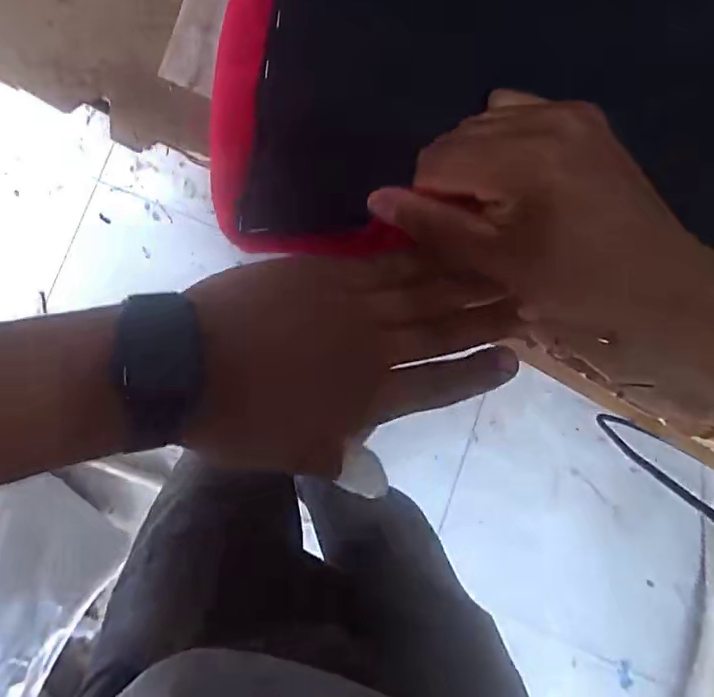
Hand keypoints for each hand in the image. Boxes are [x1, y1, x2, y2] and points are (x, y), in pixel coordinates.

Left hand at [181, 254, 519, 473]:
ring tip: (498, 270)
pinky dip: (417, 257)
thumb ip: (338, 454)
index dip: (477, 372)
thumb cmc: (237, 418)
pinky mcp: (329, 271)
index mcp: (366, 396)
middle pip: (441, 330)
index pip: (438, 384)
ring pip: (420, 290)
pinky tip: (439, 247)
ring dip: (462, 282)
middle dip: (486, 318)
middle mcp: (372, 345)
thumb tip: (368, 466)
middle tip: (526, 303)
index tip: (514, 359)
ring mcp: (352, 302)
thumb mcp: (293, 452)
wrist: (187, 360)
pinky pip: (384, 263)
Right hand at [364, 92, 713, 417]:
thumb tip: (376, 196)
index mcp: (522, 156)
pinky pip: (522, 112)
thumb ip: (433, 224)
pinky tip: (528, 177)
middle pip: (458, 136)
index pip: (434, 160)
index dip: (431, 200)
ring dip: (480, 158)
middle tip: (484, 225)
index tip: (459, 235)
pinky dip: (510, 139)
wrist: (668, 291)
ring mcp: (570, 112)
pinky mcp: (588, 117)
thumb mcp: (499, 264)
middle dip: (455, 178)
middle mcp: (544, 118)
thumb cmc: (581, 289)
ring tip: (506, 203)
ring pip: (486, 122)